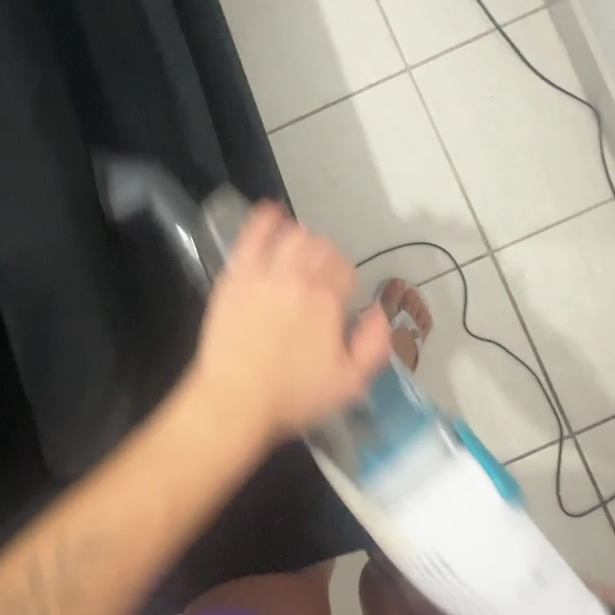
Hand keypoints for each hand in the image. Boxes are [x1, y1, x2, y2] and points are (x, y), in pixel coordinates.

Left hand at [184, 203, 390, 448]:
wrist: (234, 400)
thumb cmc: (293, 396)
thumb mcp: (350, 383)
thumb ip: (374, 345)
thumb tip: (380, 313)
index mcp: (328, 302)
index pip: (345, 270)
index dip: (346, 277)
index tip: (341, 291)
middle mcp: (298, 280)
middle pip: (321, 248)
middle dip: (327, 256)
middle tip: (322, 271)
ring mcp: (264, 275)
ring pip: (291, 237)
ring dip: (302, 237)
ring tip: (301, 246)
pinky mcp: (235, 277)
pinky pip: (252, 238)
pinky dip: (264, 221)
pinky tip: (270, 214)